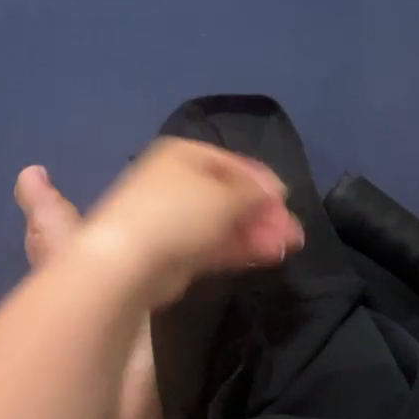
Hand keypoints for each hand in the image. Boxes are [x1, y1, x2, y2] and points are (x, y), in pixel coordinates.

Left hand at [76, 139, 303, 302]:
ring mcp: (173, 219)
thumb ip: (255, 192)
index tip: (287, 201)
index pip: (233, 163)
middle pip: (230, 195)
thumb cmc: (178, 214)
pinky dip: (239, 248)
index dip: (263, 182)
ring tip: (287, 247)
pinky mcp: (173, 252)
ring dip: (256, 233)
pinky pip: (213, 245)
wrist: (125, 263)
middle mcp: (177, 182)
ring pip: (223, 223)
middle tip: (292, 233)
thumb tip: (275, 189)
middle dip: (264, 213)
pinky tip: (266, 255)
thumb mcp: (226, 196)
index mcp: (184, 155)